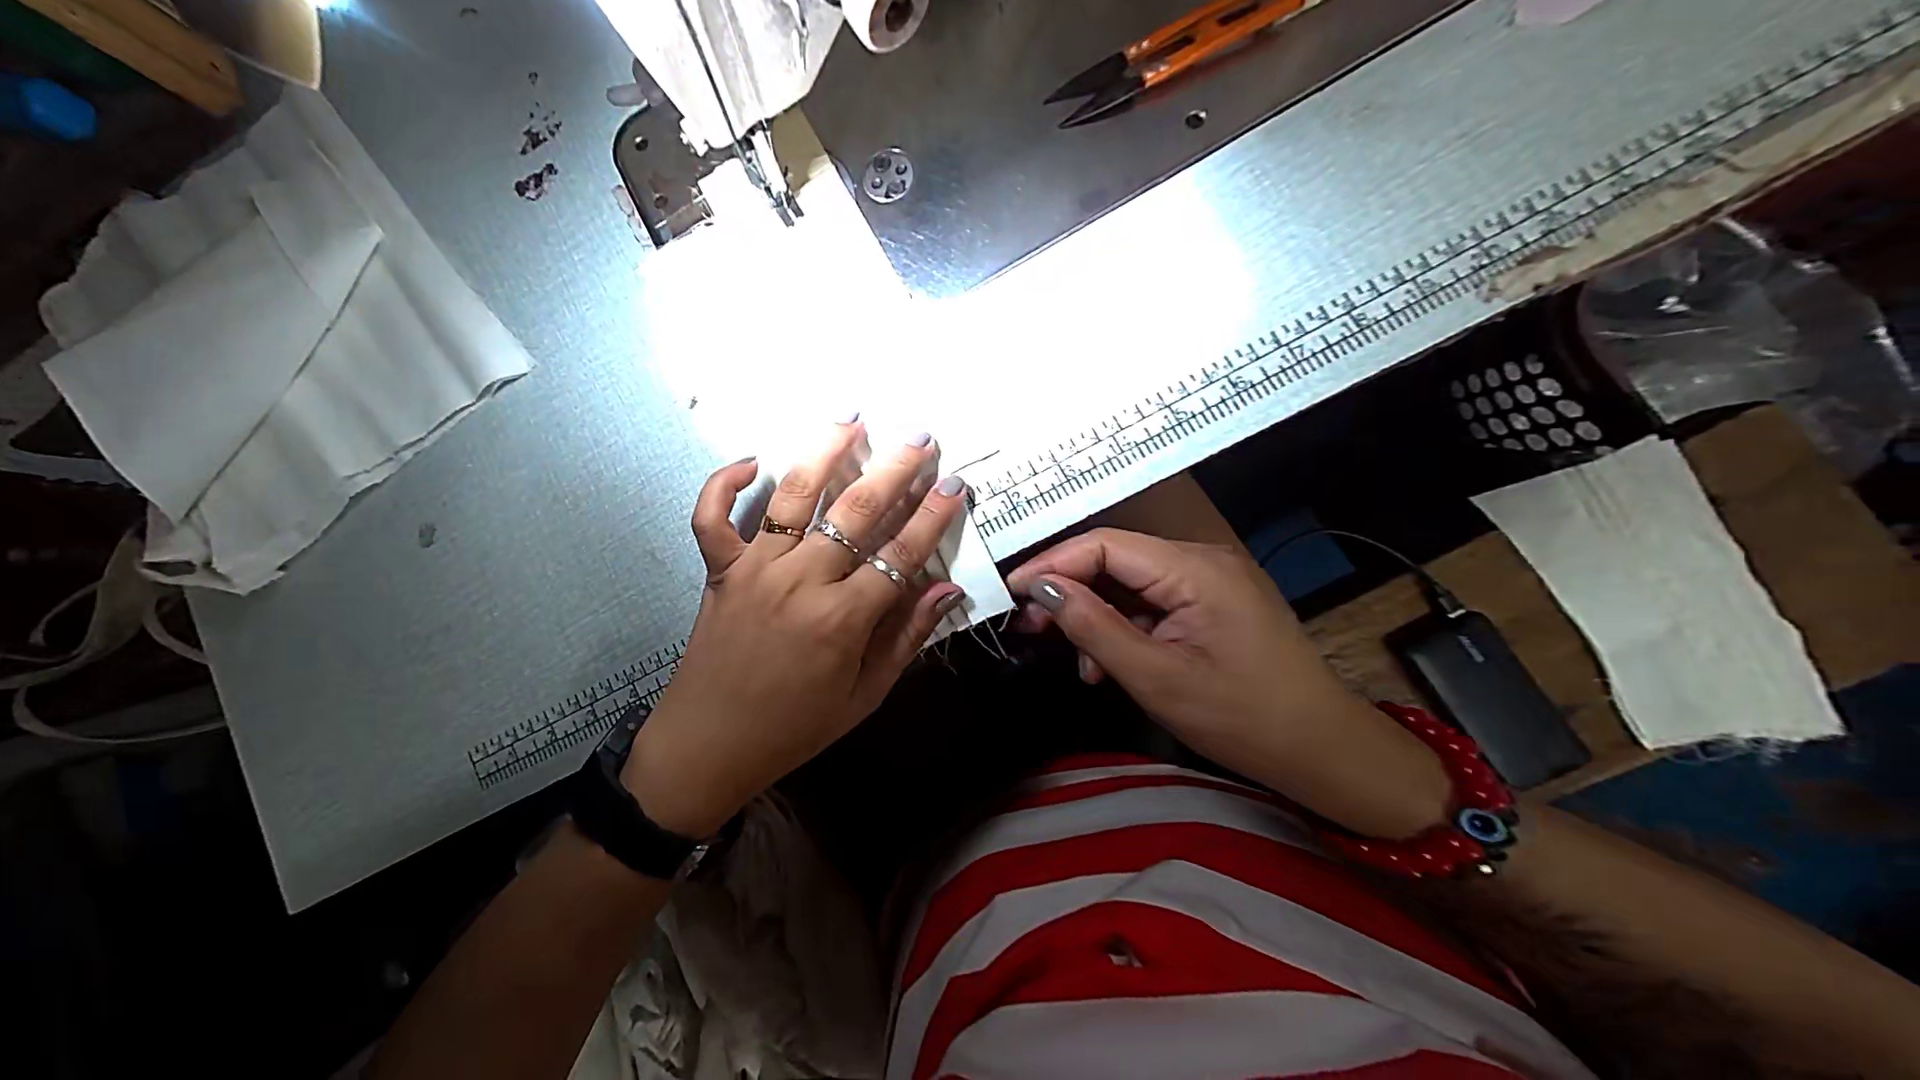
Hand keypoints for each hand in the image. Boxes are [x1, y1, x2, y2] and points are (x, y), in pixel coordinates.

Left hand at [623, 421, 968, 837]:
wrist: (709, 746)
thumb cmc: (796, 727)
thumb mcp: (865, 695)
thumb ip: (907, 638)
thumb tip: (948, 590)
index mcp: (842, 620)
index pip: (900, 554)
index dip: (934, 517)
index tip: (956, 484)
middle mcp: (800, 582)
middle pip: (854, 512)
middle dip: (894, 471)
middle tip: (921, 438)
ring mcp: (754, 571)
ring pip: (792, 498)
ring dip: (824, 454)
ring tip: (851, 420)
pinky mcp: (719, 571)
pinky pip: (712, 518)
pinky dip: (724, 484)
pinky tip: (753, 459)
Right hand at [1006, 528, 1451, 838]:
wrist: (1320, 750)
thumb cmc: (1241, 717)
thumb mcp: (1155, 676)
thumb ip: (1094, 627)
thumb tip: (1043, 589)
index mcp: (1194, 568)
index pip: (1105, 545)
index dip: (1053, 564)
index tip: (1012, 594)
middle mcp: (1202, 561)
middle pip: (1116, 561)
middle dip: (1071, 591)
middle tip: (1032, 628)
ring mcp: (1211, 581)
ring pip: (1132, 584)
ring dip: (1097, 617)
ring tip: (1077, 660)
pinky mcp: (1214, 604)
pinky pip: (1155, 603)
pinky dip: (1126, 628)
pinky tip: (1111, 664)